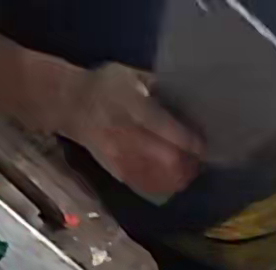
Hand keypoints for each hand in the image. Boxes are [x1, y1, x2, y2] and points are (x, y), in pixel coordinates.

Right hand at [55, 63, 202, 199]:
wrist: (71, 103)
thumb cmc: (108, 87)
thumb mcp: (131, 76)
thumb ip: (163, 91)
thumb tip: (198, 109)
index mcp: (127, 103)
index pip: (165, 127)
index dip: (190, 141)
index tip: (204, 144)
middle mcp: (122, 131)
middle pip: (170, 159)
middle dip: (191, 162)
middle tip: (199, 159)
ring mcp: (120, 156)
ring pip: (167, 177)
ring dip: (185, 175)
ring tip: (189, 166)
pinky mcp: (121, 174)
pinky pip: (156, 187)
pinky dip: (171, 184)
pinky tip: (175, 176)